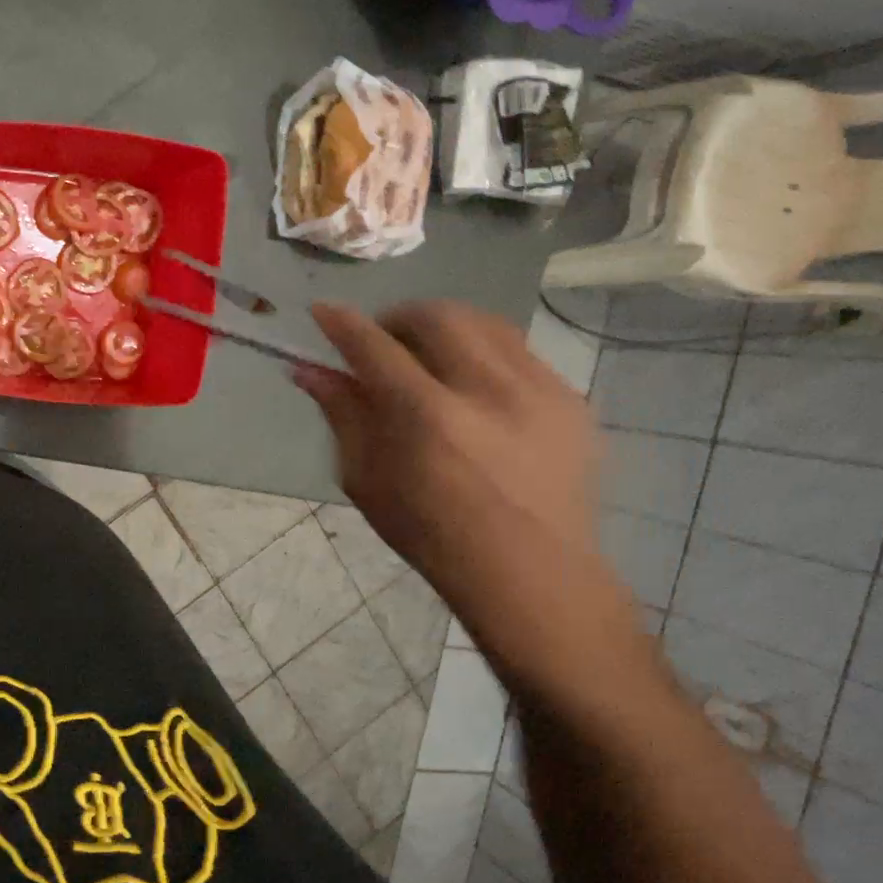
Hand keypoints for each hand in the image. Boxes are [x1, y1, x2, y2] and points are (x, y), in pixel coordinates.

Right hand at [294, 301, 616, 653]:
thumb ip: (342, 415)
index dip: (343, 324)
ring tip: (429, 356)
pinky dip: (484, 356)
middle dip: (399, 318)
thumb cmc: (429, 532)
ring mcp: (540, 391)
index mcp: (428, 417)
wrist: (530, 570)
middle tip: (382, 341)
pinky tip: (474, 390)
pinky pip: (520, 353)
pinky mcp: (572, 400)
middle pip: (438, 317)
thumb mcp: (366, 479)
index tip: (322, 311)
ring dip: (445, 328)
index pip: (375, 347)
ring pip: (485, 323)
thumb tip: (310, 371)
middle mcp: (488, 391)